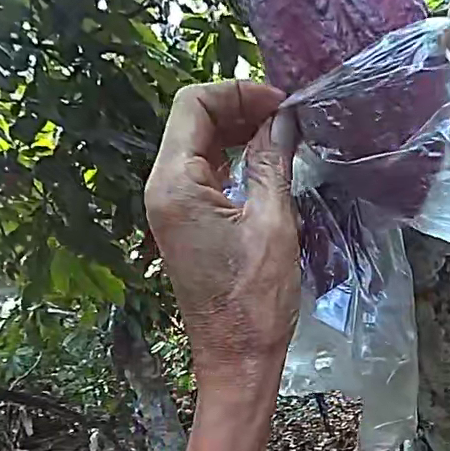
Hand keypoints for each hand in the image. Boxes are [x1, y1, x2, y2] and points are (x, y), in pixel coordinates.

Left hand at [146, 81, 299, 397]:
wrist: (237, 358)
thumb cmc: (255, 300)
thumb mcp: (273, 224)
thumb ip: (274, 162)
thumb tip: (284, 120)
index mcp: (174, 184)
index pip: (193, 104)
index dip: (238, 92)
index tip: (281, 104)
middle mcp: (162, 190)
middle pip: (193, 122)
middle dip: (239, 108)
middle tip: (287, 117)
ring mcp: (171, 210)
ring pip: (200, 148)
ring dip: (238, 134)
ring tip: (283, 135)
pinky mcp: (187, 226)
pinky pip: (206, 177)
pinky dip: (234, 161)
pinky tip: (267, 163)